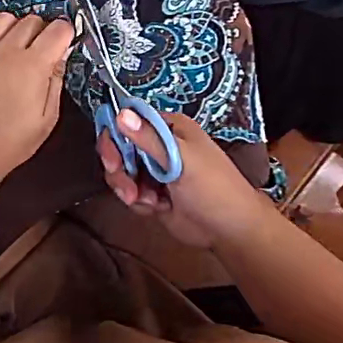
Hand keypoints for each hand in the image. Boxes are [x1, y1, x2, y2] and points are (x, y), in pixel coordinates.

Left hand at [0, 12, 74, 176]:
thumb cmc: (12, 141)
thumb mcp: (48, 117)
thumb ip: (56, 80)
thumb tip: (61, 55)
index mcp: (33, 66)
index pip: (58, 30)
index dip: (67, 32)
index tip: (66, 41)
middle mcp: (8, 51)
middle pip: (32, 21)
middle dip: (44, 30)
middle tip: (45, 48)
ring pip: (6, 18)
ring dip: (18, 26)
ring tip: (20, 43)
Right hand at [97, 110, 276, 248]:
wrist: (229, 229)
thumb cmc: (212, 188)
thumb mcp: (181, 160)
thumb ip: (149, 138)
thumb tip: (122, 113)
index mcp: (169, 128)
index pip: (129, 122)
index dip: (115, 138)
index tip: (113, 160)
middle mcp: (160, 145)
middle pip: (120, 149)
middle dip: (120, 170)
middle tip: (128, 188)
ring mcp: (156, 170)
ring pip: (122, 173)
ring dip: (129, 189)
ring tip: (148, 201)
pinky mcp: (153, 193)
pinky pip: (131, 193)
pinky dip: (139, 203)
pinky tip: (157, 208)